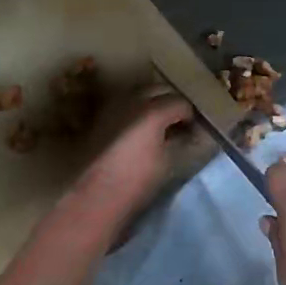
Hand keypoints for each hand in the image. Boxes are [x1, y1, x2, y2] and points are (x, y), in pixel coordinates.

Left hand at [71, 87, 193, 220]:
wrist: (93, 195)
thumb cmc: (135, 182)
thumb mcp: (166, 163)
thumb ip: (180, 141)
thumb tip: (187, 134)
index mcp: (153, 110)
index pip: (180, 102)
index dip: (189, 115)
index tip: (192, 130)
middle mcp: (132, 99)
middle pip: (159, 89)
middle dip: (172, 102)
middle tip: (178, 122)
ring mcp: (114, 104)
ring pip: (140, 92)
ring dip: (153, 101)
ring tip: (159, 123)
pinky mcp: (101, 115)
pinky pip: (125, 102)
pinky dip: (136, 108)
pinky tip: (138, 127)